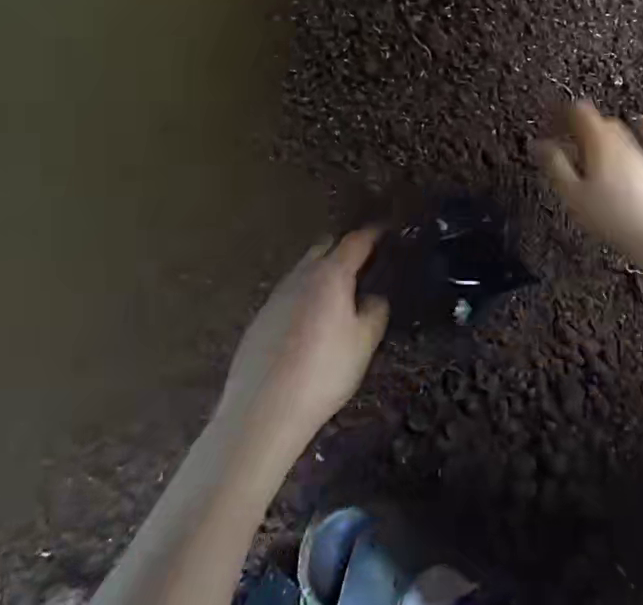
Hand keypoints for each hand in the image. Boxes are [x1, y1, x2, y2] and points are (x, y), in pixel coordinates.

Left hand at [218, 228, 389, 438]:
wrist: (262, 412)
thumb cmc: (324, 371)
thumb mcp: (365, 342)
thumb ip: (375, 312)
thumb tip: (373, 298)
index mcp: (331, 276)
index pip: (355, 242)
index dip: (372, 234)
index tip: (384, 231)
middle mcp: (300, 278)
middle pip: (323, 248)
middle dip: (342, 248)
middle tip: (361, 260)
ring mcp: (275, 298)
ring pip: (302, 271)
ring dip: (320, 272)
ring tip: (337, 291)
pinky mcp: (258, 321)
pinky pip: (288, 296)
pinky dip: (303, 296)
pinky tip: (309, 322)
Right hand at [536, 101, 642, 270]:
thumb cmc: (615, 217)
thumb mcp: (572, 192)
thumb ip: (554, 164)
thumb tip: (540, 146)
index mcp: (601, 140)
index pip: (580, 110)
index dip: (561, 111)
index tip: (549, 117)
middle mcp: (622, 142)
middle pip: (598, 121)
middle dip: (578, 126)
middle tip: (561, 136)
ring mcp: (638, 155)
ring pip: (613, 136)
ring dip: (594, 140)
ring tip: (578, 157)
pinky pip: (623, 152)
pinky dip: (608, 155)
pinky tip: (601, 176)